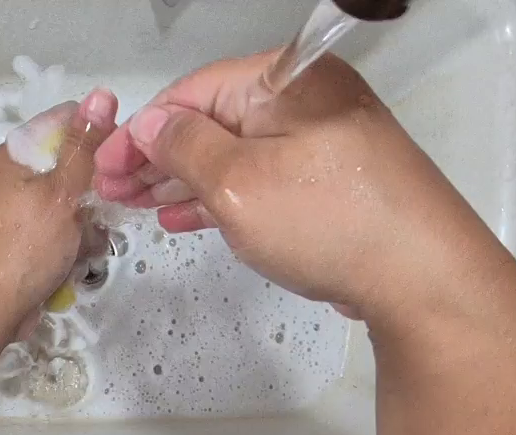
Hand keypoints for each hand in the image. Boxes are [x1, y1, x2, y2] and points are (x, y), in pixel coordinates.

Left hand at [0, 90, 117, 327]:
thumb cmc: (28, 246)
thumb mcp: (62, 192)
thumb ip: (84, 146)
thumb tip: (102, 93)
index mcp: (14, 156)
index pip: (65, 123)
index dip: (95, 140)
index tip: (112, 167)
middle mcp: (13, 179)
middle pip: (71, 168)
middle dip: (92, 195)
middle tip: (96, 216)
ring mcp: (18, 214)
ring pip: (71, 204)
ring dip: (86, 227)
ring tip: (82, 246)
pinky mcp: (25, 243)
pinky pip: (60, 232)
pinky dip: (72, 246)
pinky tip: (75, 262)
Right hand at [94, 53, 514, 325]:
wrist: (412, 272)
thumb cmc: (322, 220)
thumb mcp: (238, 182)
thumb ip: (185, 148)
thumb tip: (149, 124)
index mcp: (283, 80)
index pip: (194, 93)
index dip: (142, 131)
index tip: (103, 168)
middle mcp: (301, 102)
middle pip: (211, 122)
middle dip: (155, 158)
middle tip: (110, 193)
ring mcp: (314, 144)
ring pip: (230, 155)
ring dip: (179, 181)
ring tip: (136, 207)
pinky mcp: (321, 184)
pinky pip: (255, 181)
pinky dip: (216, 198)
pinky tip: (181, 217)